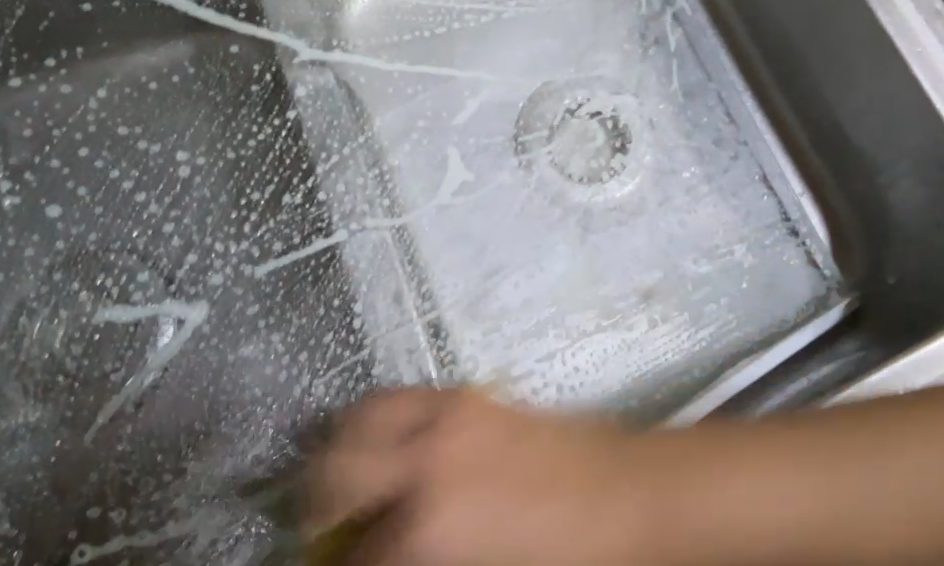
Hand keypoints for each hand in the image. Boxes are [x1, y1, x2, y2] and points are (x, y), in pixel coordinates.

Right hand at [302, 388, 656, 565]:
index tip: (334, 563)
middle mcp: (423, 464)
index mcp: (429, 529)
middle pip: (335, 475)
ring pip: (358, 421)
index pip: (355, 555)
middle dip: (314, 505)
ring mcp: (443, 419)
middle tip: (318, 528)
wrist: (629, 496)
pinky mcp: (464, 394)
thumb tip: (380, 555)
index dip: (339, 563)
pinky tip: (378, 439)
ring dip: (336, 450)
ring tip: (335, 475)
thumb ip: (417, 557)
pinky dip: (371, 417)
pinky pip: (397, 397)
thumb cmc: (566, 558)